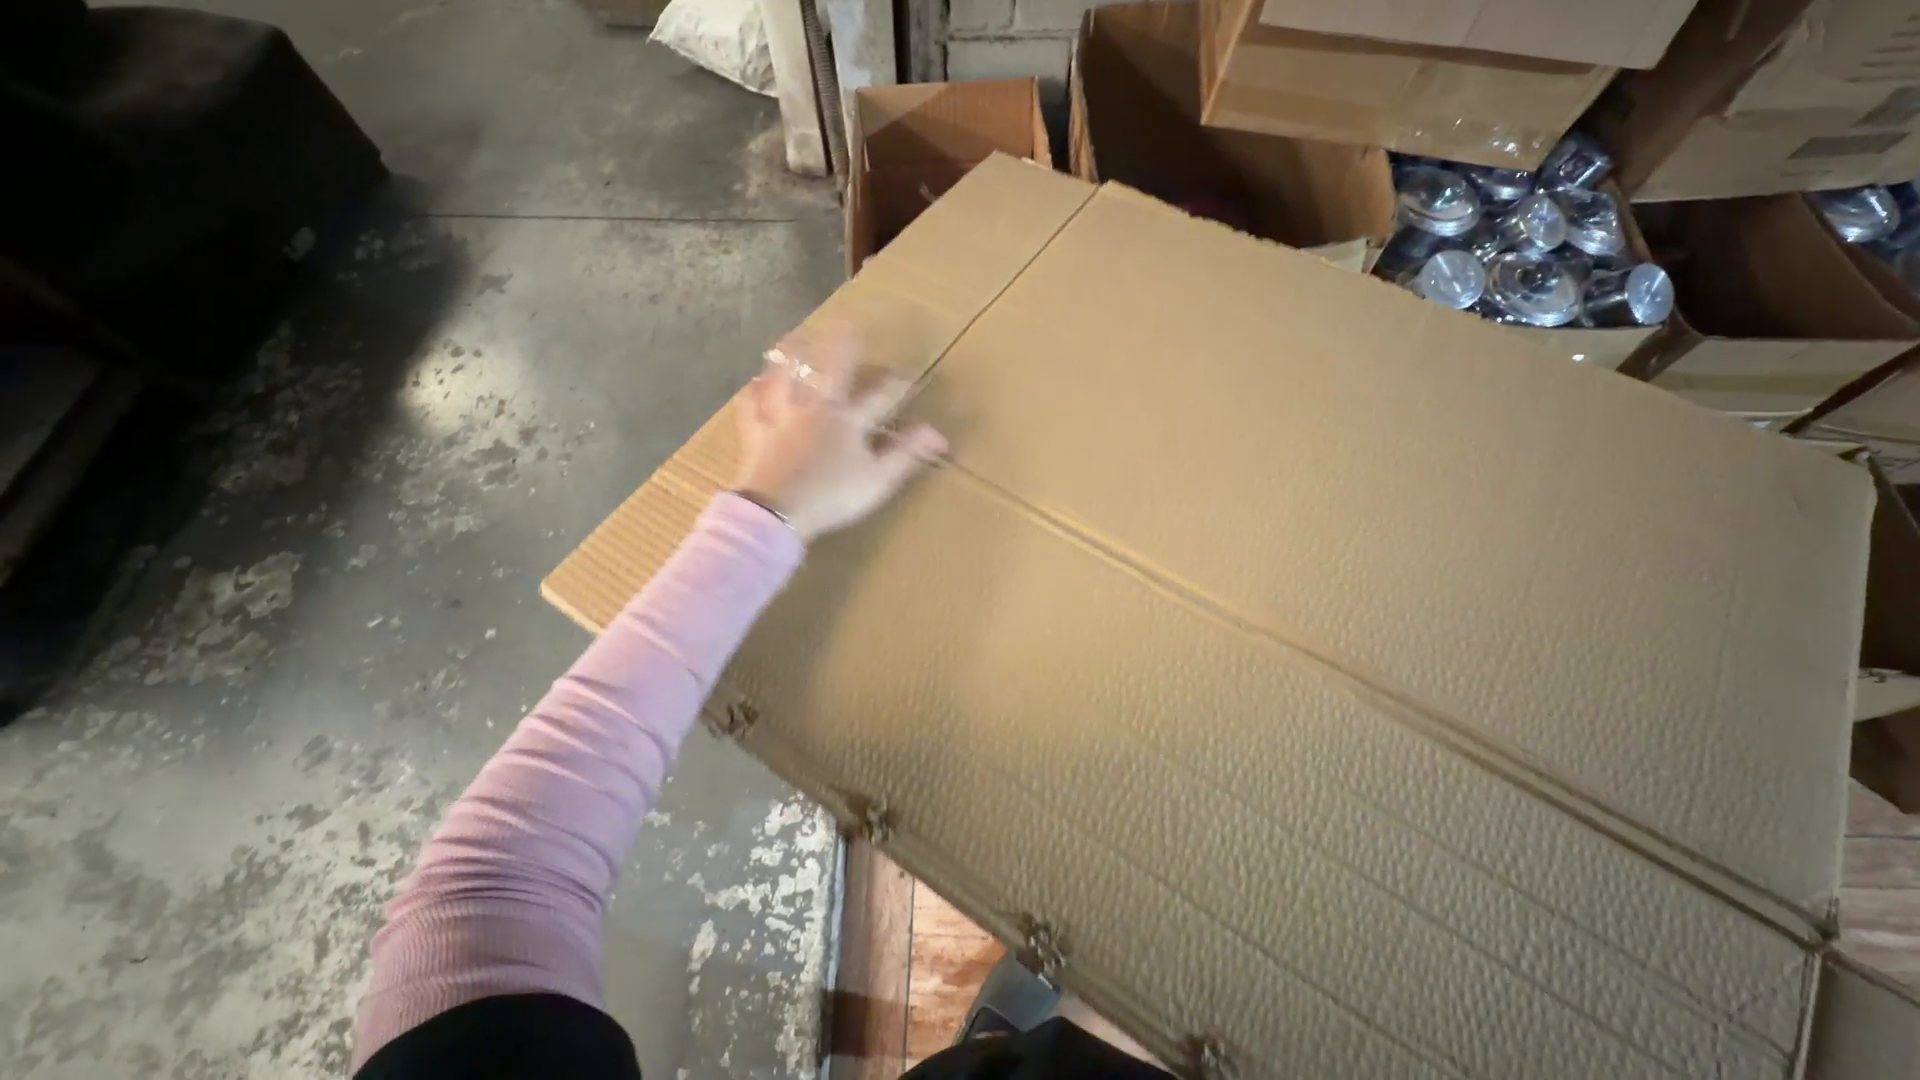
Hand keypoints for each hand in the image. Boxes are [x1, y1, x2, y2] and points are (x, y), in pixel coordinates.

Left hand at [733, 324, 947, 542]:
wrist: (777, 512)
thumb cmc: (832, 496)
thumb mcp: (878, 479)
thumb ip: (907, 453)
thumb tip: (938, 433)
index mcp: (848, 421)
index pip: (879, 397)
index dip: (894, 385)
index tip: (904, 374)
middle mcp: (815, 409)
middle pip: (830, 371)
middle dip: (842, 347)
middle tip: (846, 322)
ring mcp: (782, 419)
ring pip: (786, 379)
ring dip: (791, 357)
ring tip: (794, 337)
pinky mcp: (756, 434)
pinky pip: (752, 408)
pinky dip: (752, 394)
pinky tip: (751, 384)